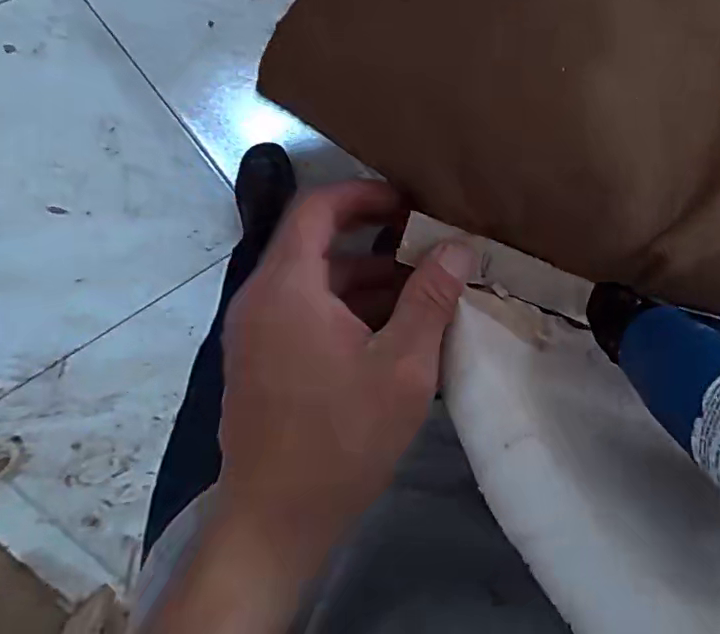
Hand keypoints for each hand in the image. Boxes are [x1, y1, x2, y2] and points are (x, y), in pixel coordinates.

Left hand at [152, 180, 472, 633]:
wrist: (274, 526)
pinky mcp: (266, 361)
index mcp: (287, 290)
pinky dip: (355, 305)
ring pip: (320, 279)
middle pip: (319, 242)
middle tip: (434, 246)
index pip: (316, 208)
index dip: (365, 194)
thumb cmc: (341, 437)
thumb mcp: (404, 363)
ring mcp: (259, 334)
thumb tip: (460, 245)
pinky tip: (400, 330)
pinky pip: (312, 309)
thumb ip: (432, 296)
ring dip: (374, 276)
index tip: (413, 205)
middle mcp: (262, 301)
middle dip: (381, 238)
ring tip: (429, 291)